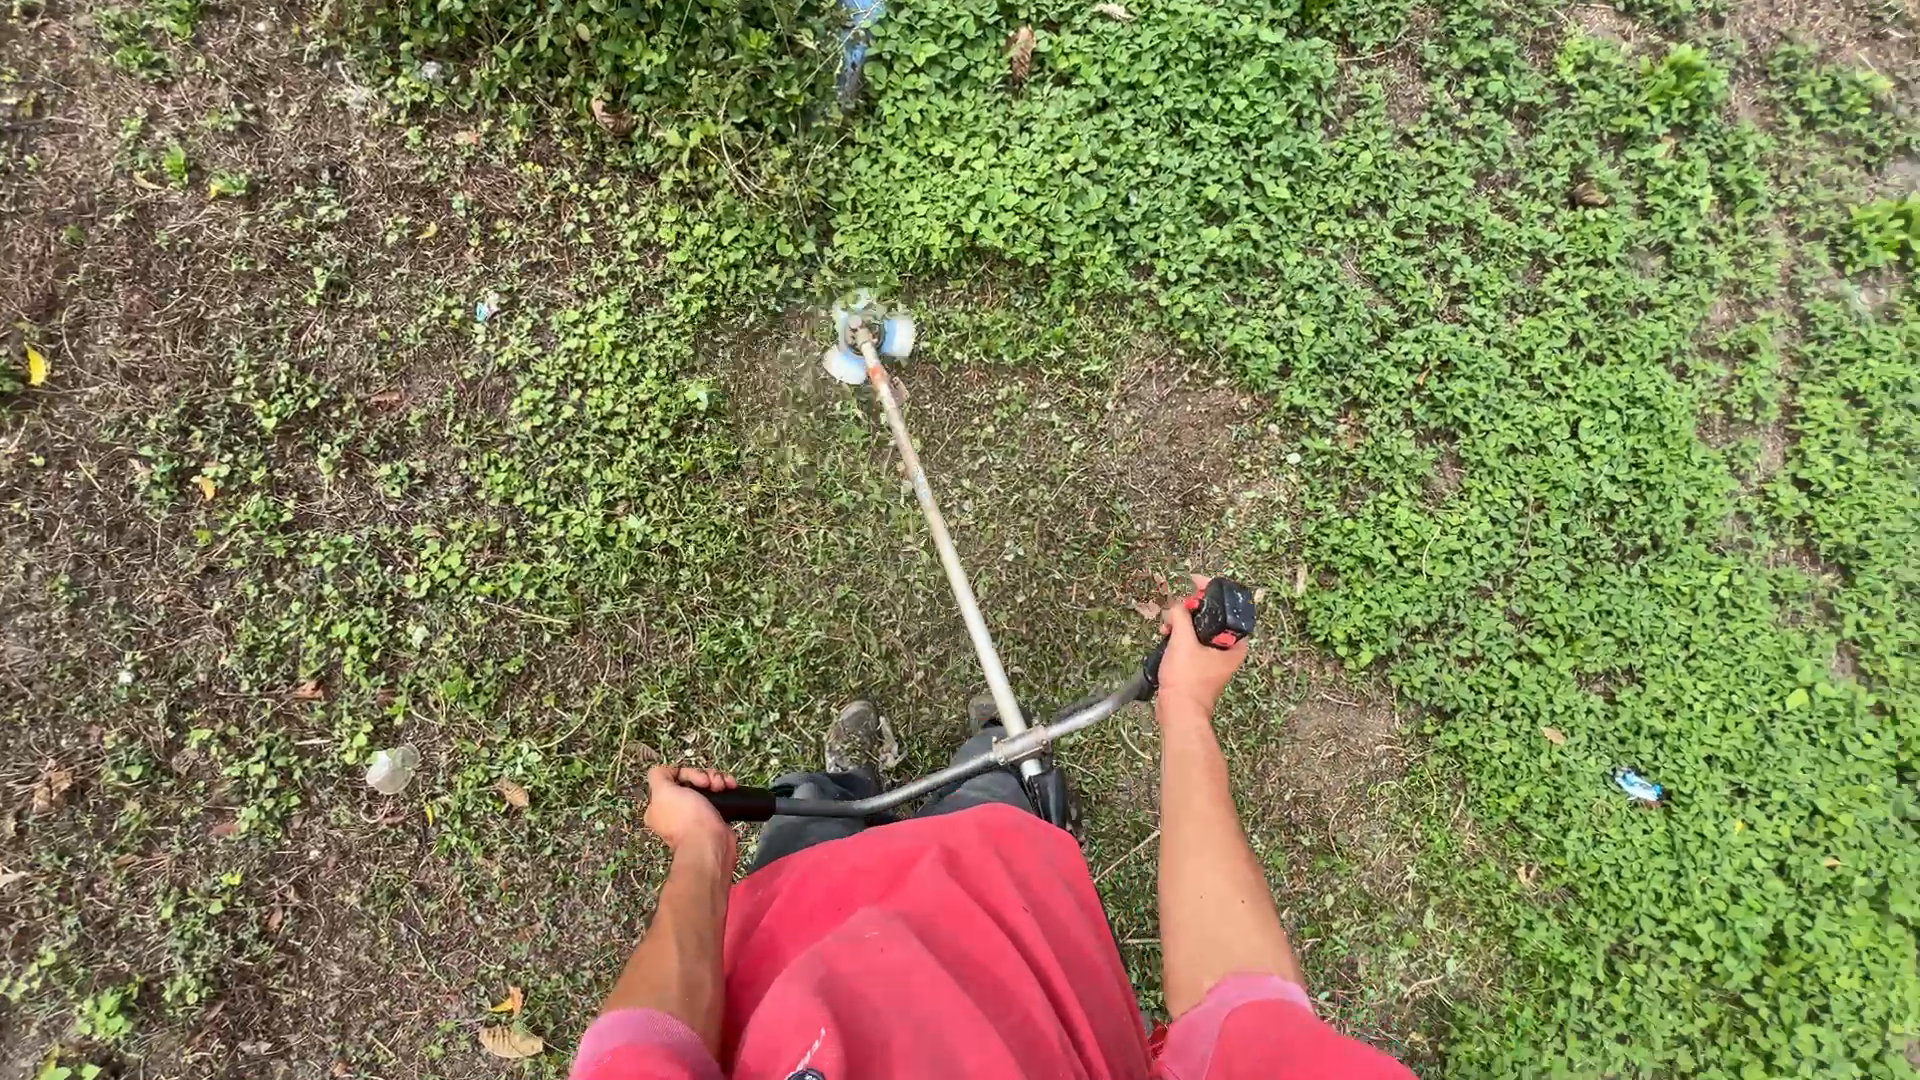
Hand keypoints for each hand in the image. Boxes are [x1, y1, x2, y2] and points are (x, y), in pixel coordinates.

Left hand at [643, 766, 739, 861]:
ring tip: (723, 787)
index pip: (673, 776)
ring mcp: (694, 813)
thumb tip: (666, 771)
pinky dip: (725, 787)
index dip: (688, 773)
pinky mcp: (712, 816)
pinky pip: (718, 793)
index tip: (698, 781)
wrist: (710, 842)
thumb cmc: (687, 819)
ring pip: (706, 784)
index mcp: (659, 805)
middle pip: (691, 779)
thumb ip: (658, 776)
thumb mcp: (663, 792)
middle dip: (705, 776)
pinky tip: (730, 787)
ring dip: (717, 780)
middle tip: (711, 784)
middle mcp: (676, 809)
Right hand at [1157, 573, 1248, 719]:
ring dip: (1181, 623)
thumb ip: (1182, 616)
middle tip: (1177, 607)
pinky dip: (1179, 636)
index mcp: (1235, 643)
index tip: (1194, 581)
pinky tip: (1165, 636)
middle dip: (1190, 609)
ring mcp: (1214, 657)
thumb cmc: (1187, 679)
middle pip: (1211, 616)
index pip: (1229, 607)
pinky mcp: (1200, 664)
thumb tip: (1177, 604)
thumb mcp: (1183, 641)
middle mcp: (1229, 649)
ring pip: (1199, 628)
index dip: (1211, 591)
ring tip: (1167, 626)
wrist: (1179, 710)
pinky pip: (1191, 641)